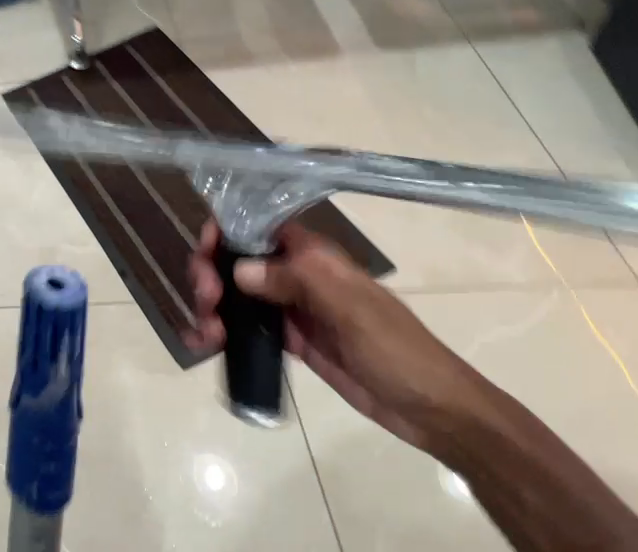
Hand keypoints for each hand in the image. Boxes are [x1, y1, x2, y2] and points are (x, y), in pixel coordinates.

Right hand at [185, 221, 489, 451]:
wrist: (432, 410)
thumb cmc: (397, 349)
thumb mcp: (351, 309)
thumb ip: (296, 281)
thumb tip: (239, 269)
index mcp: (312, 256)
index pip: (257, 226)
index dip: (224, 232)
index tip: (205, 254)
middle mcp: (295, 275)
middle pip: (237, 260)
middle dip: (211, 274)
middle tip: (206, 302)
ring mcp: (291, 309)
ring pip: (235, 294)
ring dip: (211, 306)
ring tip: (206, 333)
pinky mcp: (289, 341)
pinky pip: (245, 328)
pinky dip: (222, 331)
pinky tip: (205, 342)